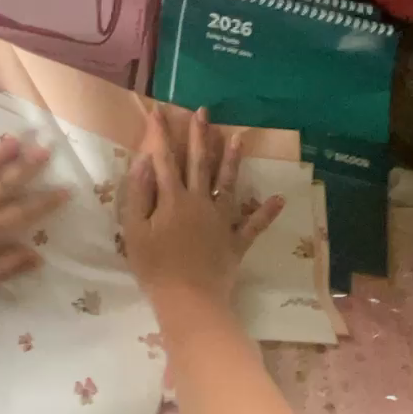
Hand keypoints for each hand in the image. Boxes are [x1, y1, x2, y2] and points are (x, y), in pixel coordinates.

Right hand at [122, 105, 283, 315]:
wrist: (189, 302)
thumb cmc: (154, 266)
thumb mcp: (134, 229)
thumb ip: (139, 193)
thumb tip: (144, 161)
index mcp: (172, 199)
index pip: (164, 158)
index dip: (160, 134)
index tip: (157, 111)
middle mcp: (200, 202)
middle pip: (200, 163)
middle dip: (200, 136)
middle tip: (203, 112)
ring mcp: (221, 221)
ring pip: (228, 184)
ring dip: (233, 160)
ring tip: (239, 137)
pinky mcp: (236, 242)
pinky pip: (253, 225)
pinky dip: (266, 212)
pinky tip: (278, 199)